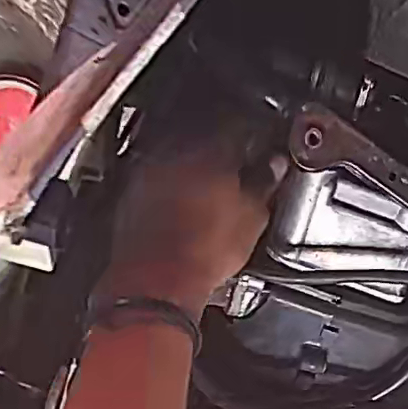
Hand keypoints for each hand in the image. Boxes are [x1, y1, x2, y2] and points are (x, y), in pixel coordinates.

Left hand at [102, 112, 285, 317]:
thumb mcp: (252, 220)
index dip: (254, 140)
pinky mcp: (132, 195)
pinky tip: (185, 213)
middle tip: (238, 174)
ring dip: (196, 171)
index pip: (239, 127)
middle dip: (223, 154)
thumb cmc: (202, 253)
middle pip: (205, 138)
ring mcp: (150, 171)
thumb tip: (274, 169)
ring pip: (179, 158)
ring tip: (212, 197)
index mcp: (212, 150)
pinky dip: (174, 190)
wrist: (158, 280)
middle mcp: (176, 152)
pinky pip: (159, 181)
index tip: (262, 154)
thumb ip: (265, 186)